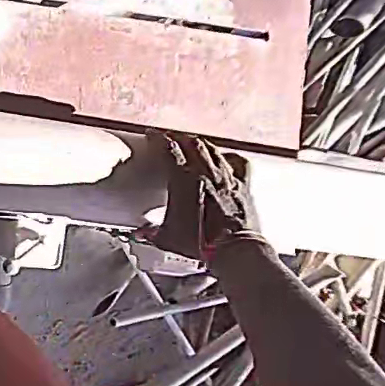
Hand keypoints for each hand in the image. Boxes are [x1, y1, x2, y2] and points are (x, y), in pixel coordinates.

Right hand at [143, 132, 261, 259]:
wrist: (234, 250)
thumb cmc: (203, 243)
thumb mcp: (169, 238)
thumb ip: (153, 233)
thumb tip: (143, 234)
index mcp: (183, 180)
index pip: (168, 149)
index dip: (158, 139)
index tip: (152, 135)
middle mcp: (205, 173)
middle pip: (190, 143)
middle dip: (178, 138)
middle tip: (170, 138)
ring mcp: (225, 177)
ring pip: (212, 149)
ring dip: (200, 143)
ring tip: (193, 142)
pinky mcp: (242, 185)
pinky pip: (238, 162)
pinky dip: (230, 156)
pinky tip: (226, 157)